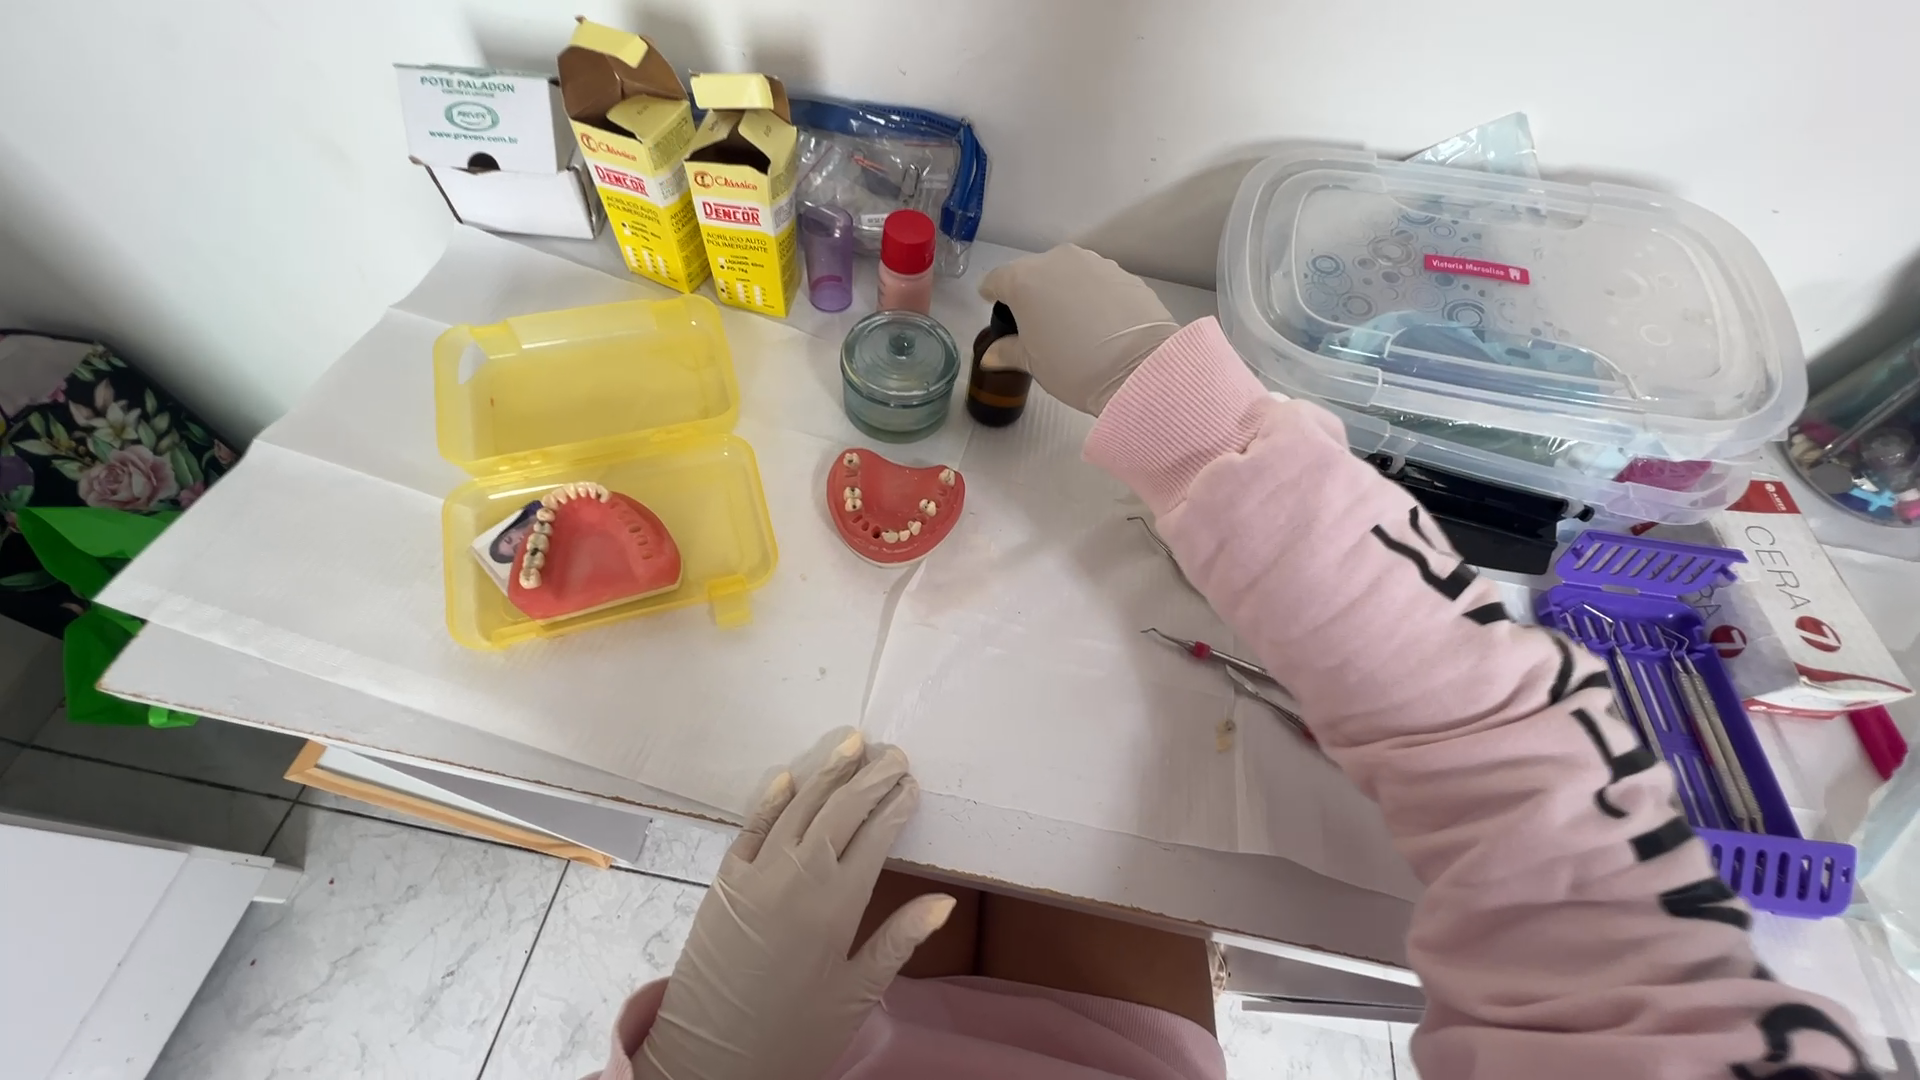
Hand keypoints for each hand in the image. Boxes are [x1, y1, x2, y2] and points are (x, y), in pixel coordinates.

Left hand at [633, 735, 952, 1079]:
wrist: (709, 1065)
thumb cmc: (794, 1036)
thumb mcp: (856, 996)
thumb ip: (899, 940)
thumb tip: (945, 900)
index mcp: (837, 905)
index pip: (876, 835)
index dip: (896, 804)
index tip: (911, 783)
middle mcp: (798, 876)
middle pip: (842, 810)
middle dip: (871, 777)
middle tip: (894, 754)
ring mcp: (757, 873)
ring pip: (800, 806)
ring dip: (828, 772)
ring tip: (853, 743)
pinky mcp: (724, 880)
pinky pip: (752, 826)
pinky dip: (772, 798)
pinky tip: (789, 775)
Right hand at [978, 244, 1179, 414]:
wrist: (1139, 368)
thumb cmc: (1073, 366)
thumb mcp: (1033, 364)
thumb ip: (1008, 352)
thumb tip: (991, 355)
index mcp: (1024, 281)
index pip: (997, 279)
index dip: (992, 294)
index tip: (993, 305)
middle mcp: (1057, 261)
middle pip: (1034, 273)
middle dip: (1031, 294)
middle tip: (1036, 324)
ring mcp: (1094, 263)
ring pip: (1068, 274)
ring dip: (1064, 292)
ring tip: (1072, 325)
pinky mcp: (1123, 273)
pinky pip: (1096, 282)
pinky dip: (1092, 296)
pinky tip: (1099, 323)